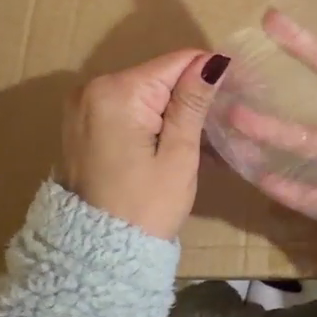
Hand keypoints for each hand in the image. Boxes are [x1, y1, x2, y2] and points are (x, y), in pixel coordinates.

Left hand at [60, 50, 229, 239]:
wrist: (96, 255)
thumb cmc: (146, 206)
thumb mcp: (178, 154)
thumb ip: (192, 102)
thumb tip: (213, 61)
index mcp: (116, 92)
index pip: (176, 61)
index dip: (209, 74)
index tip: (236, 91)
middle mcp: (91, 88)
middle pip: (158, 74)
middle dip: (189, 92)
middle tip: (220, 122)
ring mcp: (81, 106)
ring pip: (143, 90)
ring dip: (171, 107)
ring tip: (201, 134)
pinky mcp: (80, 123)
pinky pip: (125, 107)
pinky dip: (149, 118)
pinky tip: (169, 141)